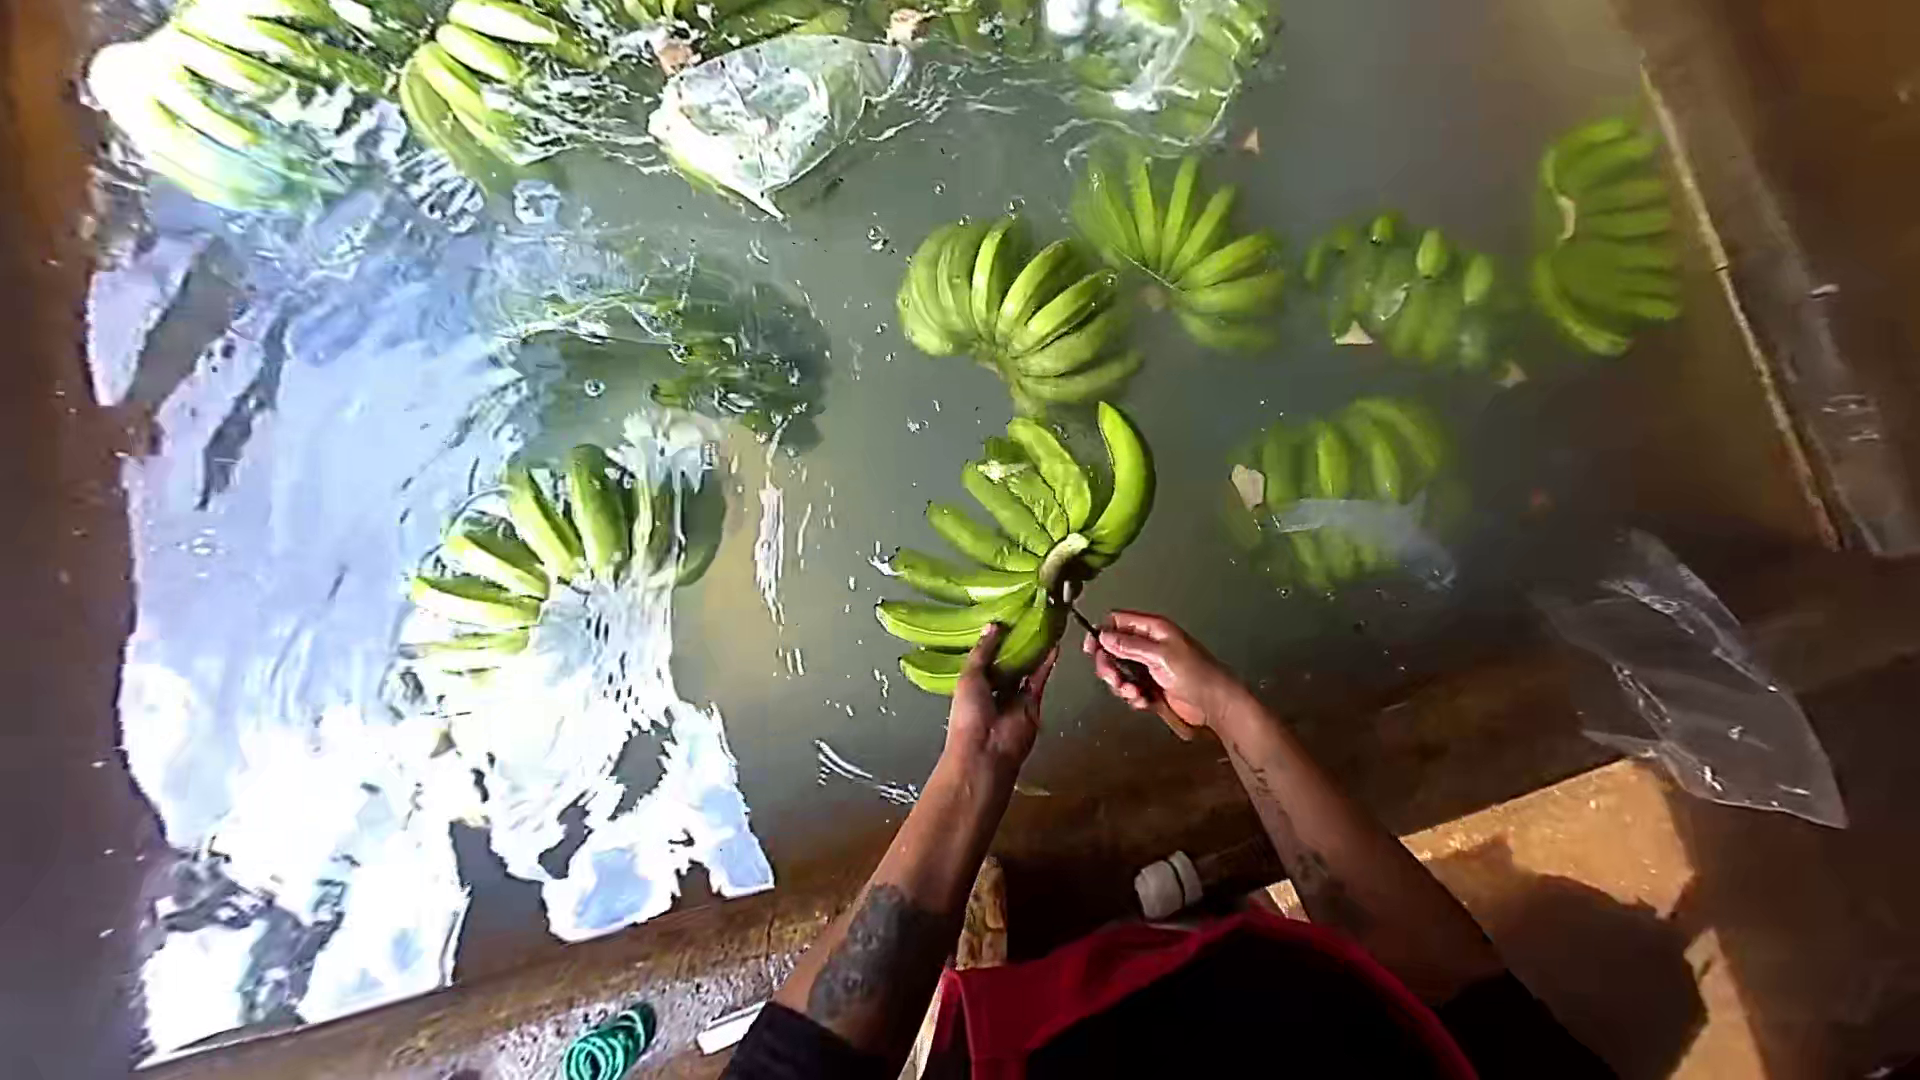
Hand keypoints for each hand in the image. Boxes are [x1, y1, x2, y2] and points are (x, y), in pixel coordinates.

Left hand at [944, 623, 1055, 775]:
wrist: (987, 751)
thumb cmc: (969, 714)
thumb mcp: (969, 676)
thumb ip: (982, 651)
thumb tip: (992, 625)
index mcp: (973, 683)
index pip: (985, 657)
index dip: (993, 640)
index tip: (1003, 617)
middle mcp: (994, 689)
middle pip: (1007, 661)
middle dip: (1014, 643)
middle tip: (1024, 616)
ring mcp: (1014, 696)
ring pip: (1025, 668)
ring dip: (1032, 650)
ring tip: (1041, 625)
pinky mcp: (1032, 703)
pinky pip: (1040, 679)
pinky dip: (1047, 663)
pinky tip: (1053, 645)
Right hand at [1083, 611, 1252, 731]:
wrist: (1216, 705)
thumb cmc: (1196, 673)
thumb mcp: (1160, 655)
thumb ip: (1129, 645)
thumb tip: (1103, 635)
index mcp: (1152, 629)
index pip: (1117, 622)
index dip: (1102, 633)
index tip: (1092, 648)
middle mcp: (1148, 645)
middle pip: (1112, 649)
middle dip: (1109, 665)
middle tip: (1113, 677)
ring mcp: (1148, 667)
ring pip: (1119, 671)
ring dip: (1121, 684)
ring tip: (1133, 692)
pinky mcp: (1150, 687)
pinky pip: (1129, 688)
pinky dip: (1132, 696)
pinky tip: (1143, 701)